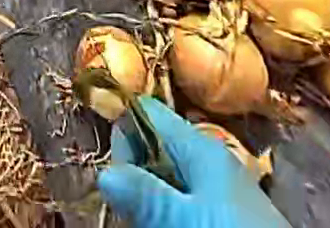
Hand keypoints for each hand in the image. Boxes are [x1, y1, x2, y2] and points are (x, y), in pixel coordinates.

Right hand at [98, 97, 290, 227]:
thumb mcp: (185, 222)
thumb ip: (146, 195)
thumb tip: (103, 171)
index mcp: (199, 146)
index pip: (147, 113)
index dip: (124, 136)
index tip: (117, 176)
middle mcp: (208, 160)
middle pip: (154, 148)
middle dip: (135, 177)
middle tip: (132, 214)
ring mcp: (219, 191)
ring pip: (168, 181)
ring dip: (150, 202)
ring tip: (148, 224)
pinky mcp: (226, 218)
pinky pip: (185, 205)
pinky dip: (170, 216)